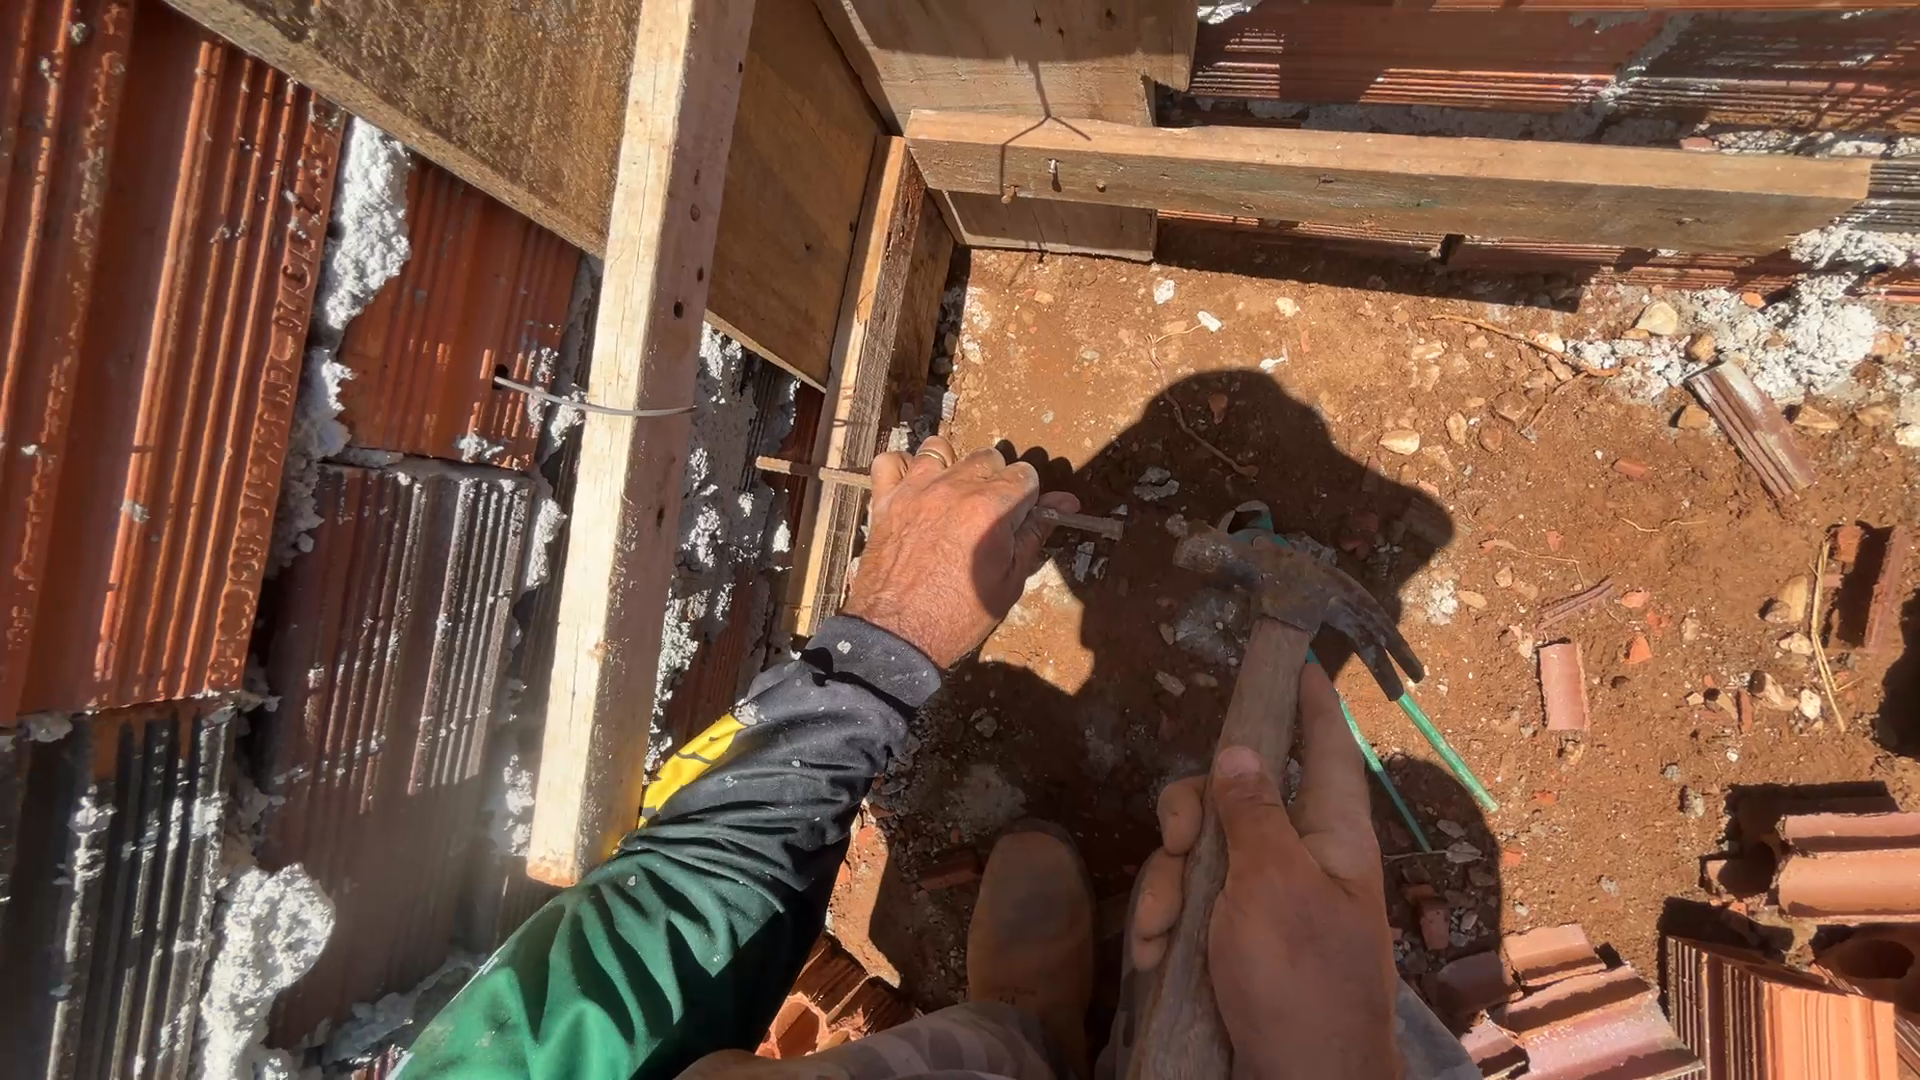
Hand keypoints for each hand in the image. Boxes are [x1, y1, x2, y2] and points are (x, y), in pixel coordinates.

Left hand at [840, 437, 1079, 667]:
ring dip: (952, 466)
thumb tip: (1065, 503)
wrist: (899, 634)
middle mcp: (955, 488)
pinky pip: (890, 460)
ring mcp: (916, 490)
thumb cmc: (959, 615)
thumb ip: (1035, 534)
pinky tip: (913, 488)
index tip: (1019, 517)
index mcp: (992, 507)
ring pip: (941, 449)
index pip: (1024, 475)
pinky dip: (903, 468)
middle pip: (987, 457)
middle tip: (988, 513)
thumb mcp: (1010, 580)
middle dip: (994, 480)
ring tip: (952, 495)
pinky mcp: (885, 499)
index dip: (1027, 497)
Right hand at [1128, 663, 1398, 1079]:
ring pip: (1194, 848)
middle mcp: (1293, 858)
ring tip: (1162, 937)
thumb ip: (1253, 812)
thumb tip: (1239, 748)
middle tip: (1178, 848)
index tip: (1299, 665)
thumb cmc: (1300, 983)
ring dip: (1166, 888)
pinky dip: (1163, 921)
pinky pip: (1182, 897)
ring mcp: (1256, 896)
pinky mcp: (1224, 931)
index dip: (1313, 706)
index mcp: (1330, 840)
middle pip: (1231, 793)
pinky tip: (1158, 956)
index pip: (1326, 753)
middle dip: (1190, 818)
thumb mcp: (1274, 887)